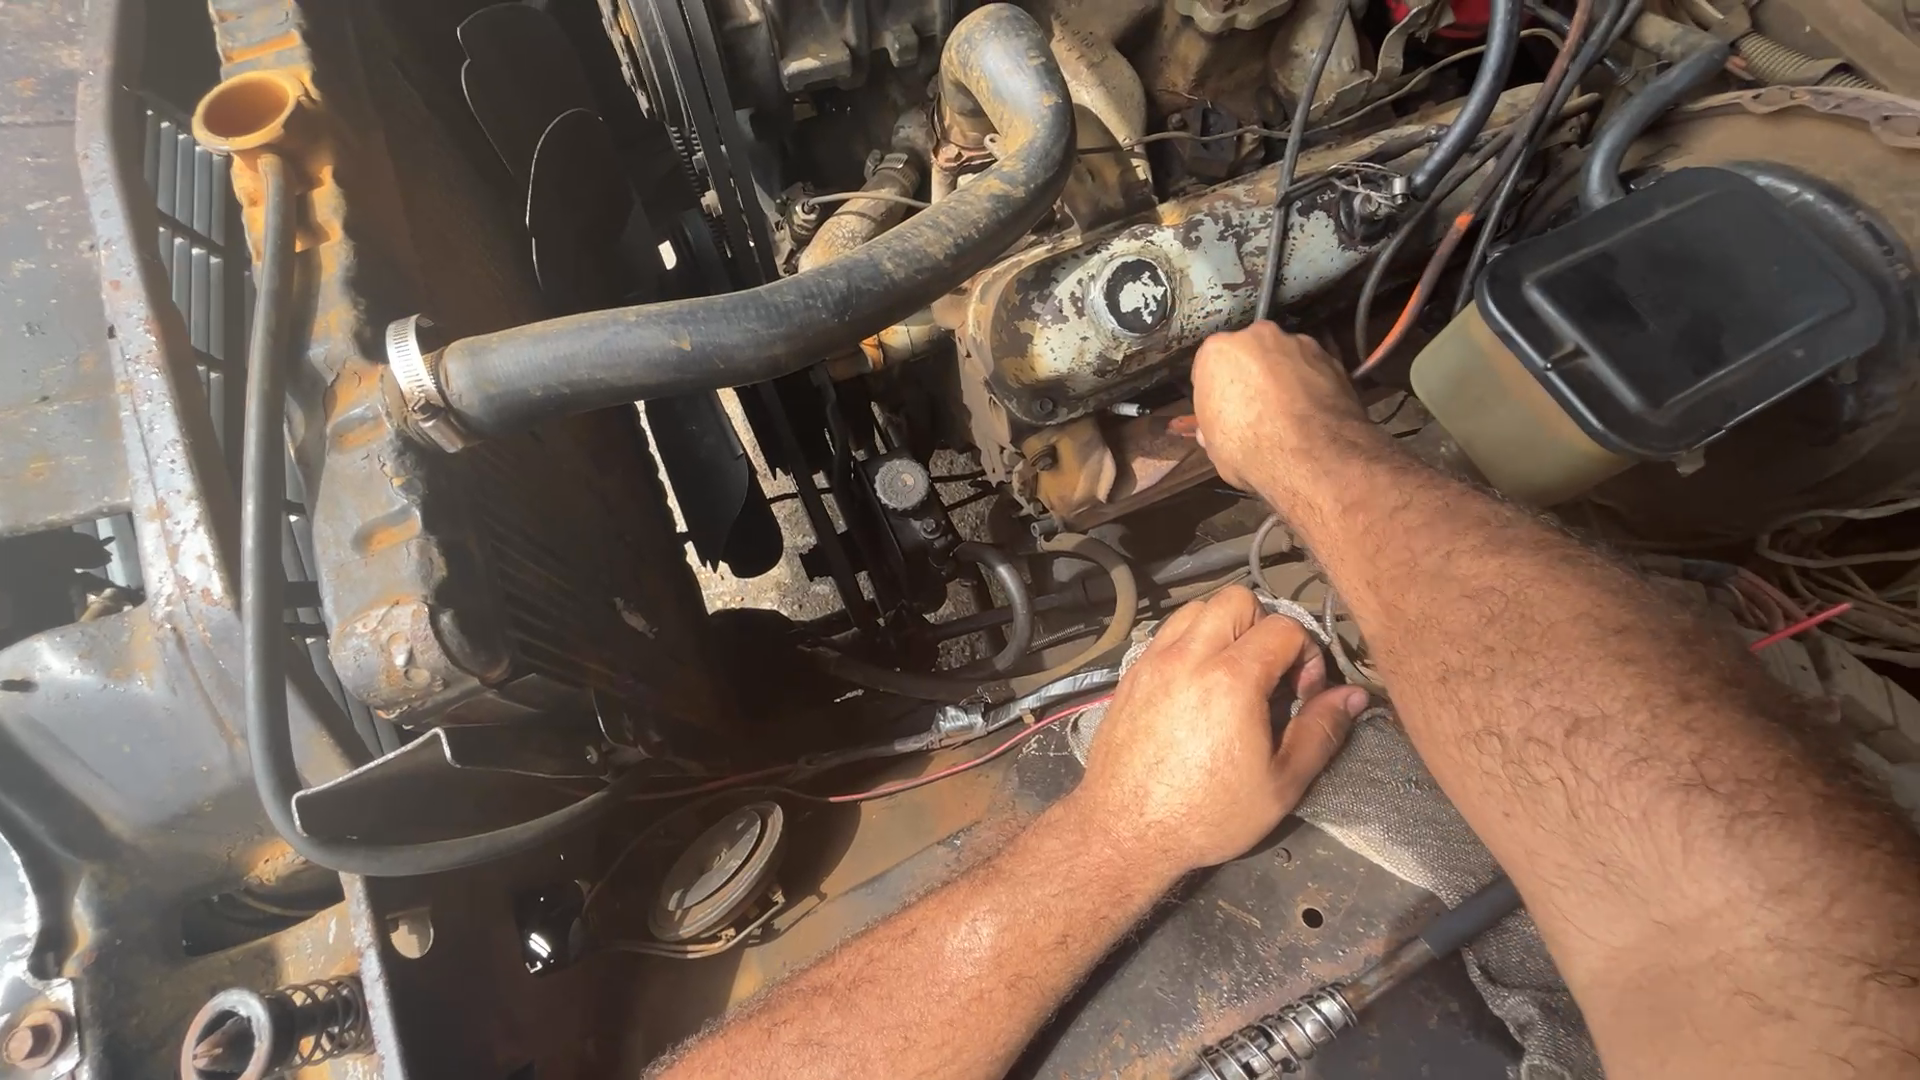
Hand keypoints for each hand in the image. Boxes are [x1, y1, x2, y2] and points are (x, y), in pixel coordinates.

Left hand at [1068, 585, 1369, 880]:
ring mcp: (1153, 660)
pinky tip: (1198, 685)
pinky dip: (1190, 641)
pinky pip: (1167, 633)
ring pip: (1195, 608)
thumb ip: (1320, 731)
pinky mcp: (1131, 673)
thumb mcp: (1280, 784)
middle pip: (1235, 599)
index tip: (1302, 692)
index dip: (1306, 653)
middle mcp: (1187, 656)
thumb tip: (1352, 695)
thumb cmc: (1206, 813)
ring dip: (1223, 627)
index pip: (1283, 626)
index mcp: (1230, 678)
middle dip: (1263, 624)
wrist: (1125, 827)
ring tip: (1234, 673)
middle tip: (1270, 672)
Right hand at [1191, 322, 1373, 492]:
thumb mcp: (1212, 444)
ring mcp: (1298, 343)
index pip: (1208, 367)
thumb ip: (1212, 424)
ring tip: (1285, 413)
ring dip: (1280, 378)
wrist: (1311, 455)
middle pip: (1247, 354)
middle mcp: (1258, 336)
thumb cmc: (1248, 448)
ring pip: (1282, 358)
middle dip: (1249, 375)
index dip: (1213, 391)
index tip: (1218, 408)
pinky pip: (1310, 369)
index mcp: (1217, 351)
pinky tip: (1307, 413)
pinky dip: (1308, 385)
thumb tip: (1213, 429)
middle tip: (1251, 408)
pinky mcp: (1331, 358)